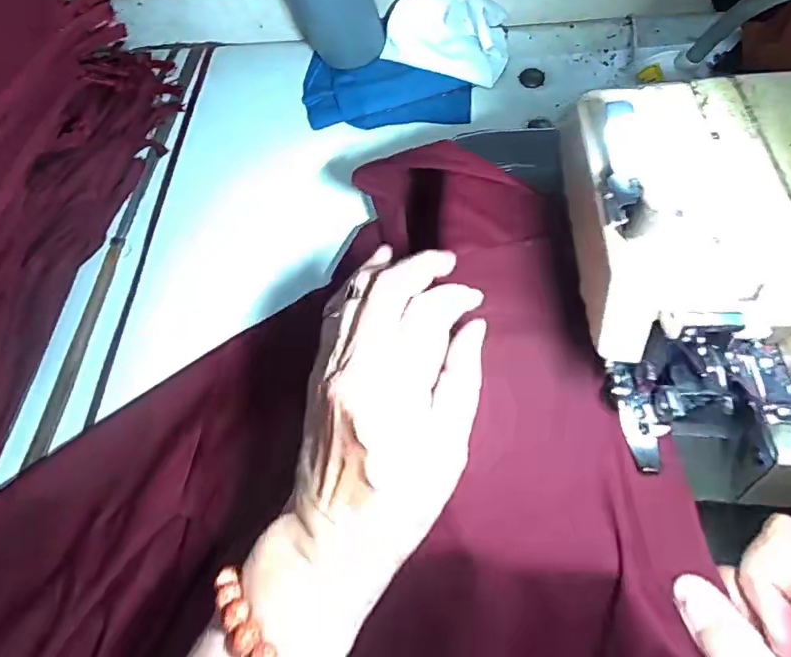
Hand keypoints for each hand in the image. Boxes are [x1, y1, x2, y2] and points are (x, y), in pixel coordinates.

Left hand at [222, 247, 486, 656]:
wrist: (331, 534)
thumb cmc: (400, 502)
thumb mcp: (448, 449)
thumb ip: (462, 379)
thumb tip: (472, 327)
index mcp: (394, 389)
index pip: (426, 315)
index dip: (454, 297)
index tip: (474, 300)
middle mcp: (356, 366)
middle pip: (387, 291)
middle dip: (421, 267)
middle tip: (448, 264)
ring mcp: (330, 365)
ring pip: (356, 294)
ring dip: (385, 267)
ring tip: (412, 257)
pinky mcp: (316, 370)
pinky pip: (335, 312)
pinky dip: (355, 286)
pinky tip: (372, 273)